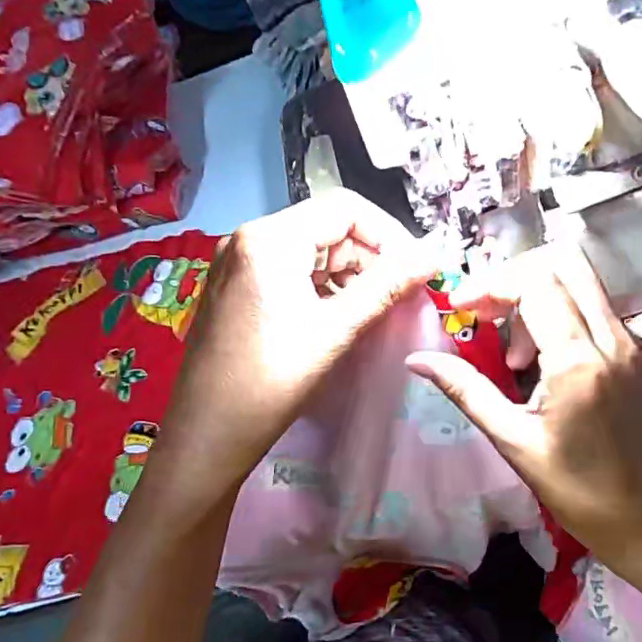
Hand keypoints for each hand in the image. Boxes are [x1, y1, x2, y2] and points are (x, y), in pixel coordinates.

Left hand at [158, 191, 432, 495]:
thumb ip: (387, 287)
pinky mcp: (235, 288)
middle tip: (400, 293)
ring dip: (348, 272)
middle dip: (369, 255)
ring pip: (309, 250)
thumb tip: (434, 256)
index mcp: (270, 239)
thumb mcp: (336, 330)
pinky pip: (288, 271)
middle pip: (326, 226)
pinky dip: (321, 286)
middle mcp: (248, 239)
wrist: (207, 433)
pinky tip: (339, 315)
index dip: (389, 234)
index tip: (416, 269)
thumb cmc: (271, 381)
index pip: (345, 208)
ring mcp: (237, 263)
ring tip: (375, 308)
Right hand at [405, 243, 641, 572]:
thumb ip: (465, 390)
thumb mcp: (511, 439)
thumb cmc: (571, 486)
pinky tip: (538, 358)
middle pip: (566, 262)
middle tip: (486, 313)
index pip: (536, 283)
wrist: (639, 514)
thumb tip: (417, 360)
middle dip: (515, 276)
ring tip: (512, 350)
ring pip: (580, 279)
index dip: (490, 285)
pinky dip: (556, 312)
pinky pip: (591, 305)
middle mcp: (612, 339)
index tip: (459, 309)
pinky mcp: (633, 351)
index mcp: (579, 363)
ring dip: (536, 294)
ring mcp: (629, 342)